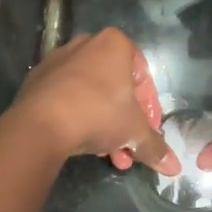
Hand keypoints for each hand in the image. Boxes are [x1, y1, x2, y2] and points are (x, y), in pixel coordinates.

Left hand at [4, 27, 179, 173]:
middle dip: (125, 122)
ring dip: (105, 125)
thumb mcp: (134, 132)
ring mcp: (58, 61)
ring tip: (110, 156)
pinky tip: (83, 143)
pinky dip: (79, 118)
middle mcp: (86, 44)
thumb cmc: (98, 114)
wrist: (40, 124)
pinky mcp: (36, 80)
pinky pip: (67, 98)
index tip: (150, 131)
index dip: (151, 108)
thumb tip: (175, 167)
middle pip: (116, 88)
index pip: (144, 76)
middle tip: (130, 148)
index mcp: (114, 44)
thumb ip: (155, 146)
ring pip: (92, 95)